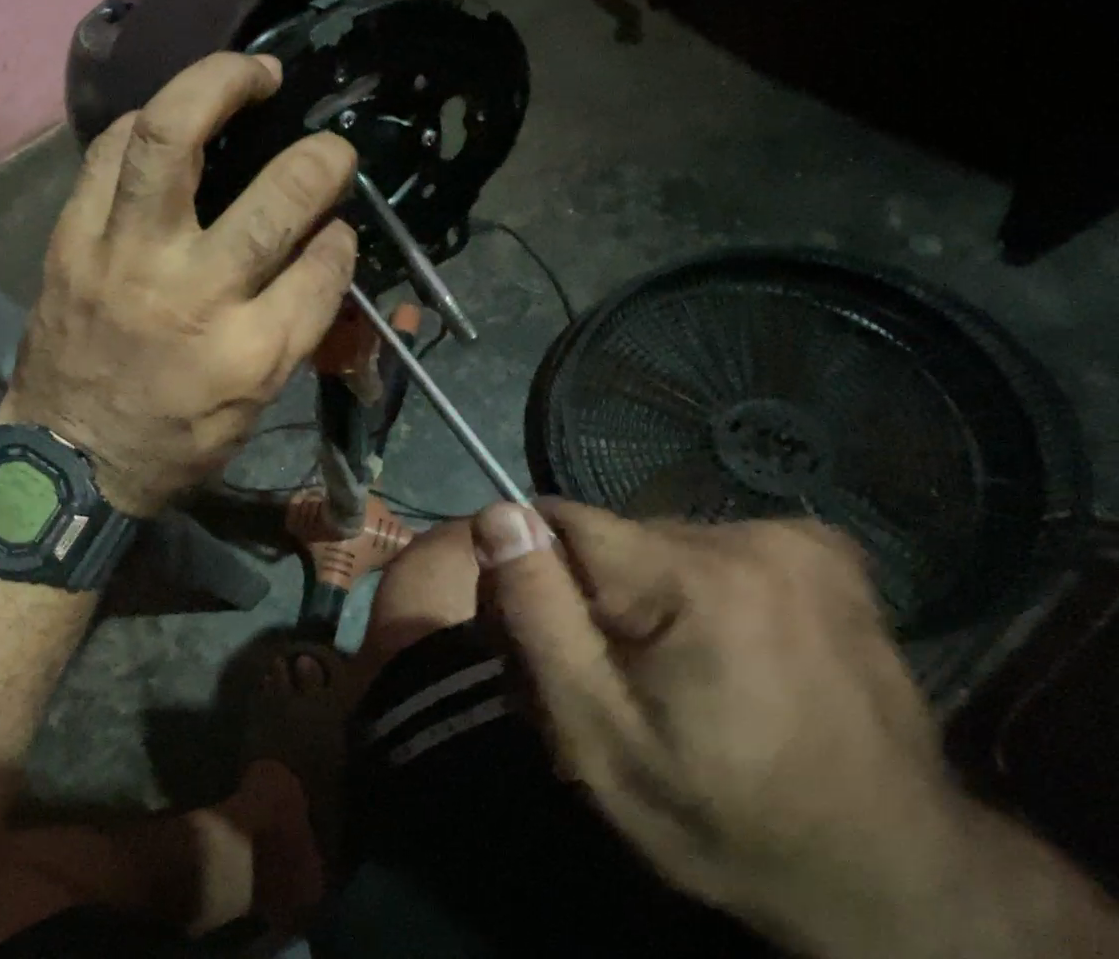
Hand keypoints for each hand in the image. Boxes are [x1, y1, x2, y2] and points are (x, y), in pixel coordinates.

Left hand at [0, 53, 358, 516]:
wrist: (66, 459)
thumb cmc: (170, 444)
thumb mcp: (251, 407)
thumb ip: (293, 327)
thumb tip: (321, 248)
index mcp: (246, 352)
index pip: (323, 267)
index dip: (340, 239)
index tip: (338, 229)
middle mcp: (190, 295)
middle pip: (276, 198)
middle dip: (319, 161)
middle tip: (328, 148)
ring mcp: (122, 259)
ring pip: (168, 139)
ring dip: (219, 84)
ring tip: (250, 73)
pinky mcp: (70, 242)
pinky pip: (106, 155)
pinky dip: (144, 124)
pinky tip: (170, 120)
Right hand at [471, 501, 962, 949]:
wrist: (887, 870)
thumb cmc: (717, 816)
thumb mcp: (594, 733)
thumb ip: (537, 615)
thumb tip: (498, 514)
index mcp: (696, 578)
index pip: (557, 522)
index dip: (526, 577)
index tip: (536, 648)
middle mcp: (754, 537)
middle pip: (608, 537)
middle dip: (582, 595)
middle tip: (596, 683)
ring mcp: (804, 543)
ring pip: (655, 545)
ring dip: (635, 598)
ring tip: (658, 679)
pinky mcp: (829, 558)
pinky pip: (711, 552)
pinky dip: (689, 593)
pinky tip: (712, 655)